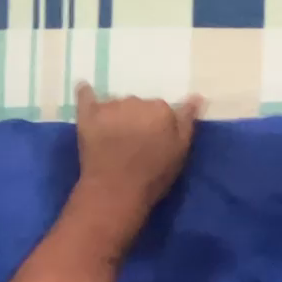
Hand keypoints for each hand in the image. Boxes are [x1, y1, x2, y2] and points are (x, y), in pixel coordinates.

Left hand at [66, 82, 203, 247]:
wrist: (116, 191)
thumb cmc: (153, 175)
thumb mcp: (180, 151)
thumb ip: (187, 121)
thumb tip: (196, 96)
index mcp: (161, 109)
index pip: (162, 110)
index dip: (159, 126)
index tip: (155, 143)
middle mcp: (136, 100)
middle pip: (139, 106)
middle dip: (138, 119)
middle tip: (135, 144)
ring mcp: (110, 106)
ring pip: (117, 104)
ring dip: (118, 115)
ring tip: (115, 139)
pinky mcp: (88, 114)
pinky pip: (86, 95)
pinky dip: (86, 93)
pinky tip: (85, 90)